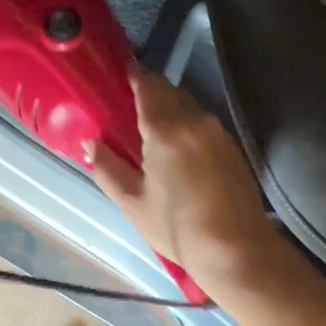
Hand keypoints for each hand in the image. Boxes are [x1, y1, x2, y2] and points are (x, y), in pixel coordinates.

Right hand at [85, 69, 282, 290]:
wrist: (234, 249)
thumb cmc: (177, 228)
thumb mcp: (132, 202)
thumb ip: (108, 167)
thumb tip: (91, 143)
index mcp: (167, 128)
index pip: (148, 84)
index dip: (133, 76)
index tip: (119, 76)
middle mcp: (196, 121)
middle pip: (170, 93)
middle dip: (150, 96)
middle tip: (129, 111)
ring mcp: (219, 134)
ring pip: (189, 110)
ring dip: (170, 114)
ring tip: (152, 136)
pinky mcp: (233, 150)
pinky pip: (204, 128)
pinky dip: (187, 131)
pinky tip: (178, 155)